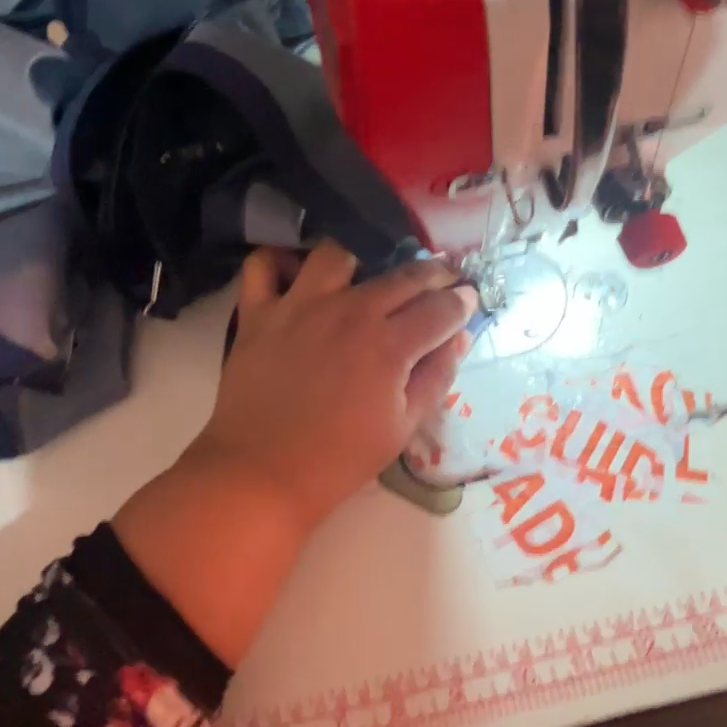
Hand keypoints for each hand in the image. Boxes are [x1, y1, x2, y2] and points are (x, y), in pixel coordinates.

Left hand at [114, 241, 475, 664]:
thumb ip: (435, 378)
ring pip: (339, 253)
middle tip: (440, 281)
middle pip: (402, 275)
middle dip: (432, 274)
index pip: (440, 308)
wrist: (262, 474)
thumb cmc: (339, 460)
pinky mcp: (258, 312)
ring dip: (364, 256)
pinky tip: (297, 275)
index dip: (461, 302)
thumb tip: (457, 339)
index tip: (467, 299)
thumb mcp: (402, 428)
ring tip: (370, 273)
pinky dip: (280, 261)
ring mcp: (299, 306)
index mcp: (389, 345)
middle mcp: (349, 311)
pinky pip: (264, 265)